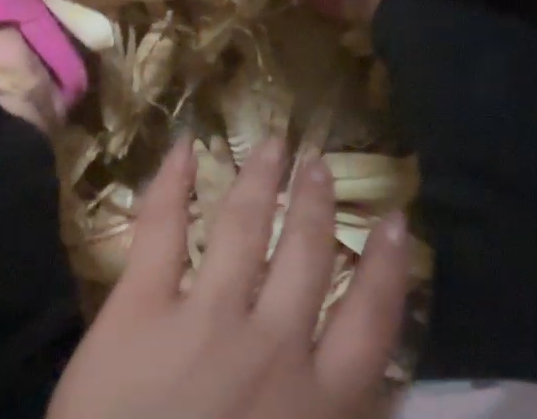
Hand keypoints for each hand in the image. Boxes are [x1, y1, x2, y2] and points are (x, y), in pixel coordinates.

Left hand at [48, 139, 413, 418]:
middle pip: (306, 256)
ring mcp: (206, 318)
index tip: (395, 220)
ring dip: (261, 179)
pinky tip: (184, 146)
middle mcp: (272, 348)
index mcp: (317, 403)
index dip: (387, 267)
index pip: (370, 322)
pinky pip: (163, 227)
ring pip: (244, 228)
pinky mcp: (141, 304)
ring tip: (274, 144)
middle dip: (316, 204)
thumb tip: (347, 385)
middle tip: (320, 161)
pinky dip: (172, 181)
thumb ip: (324, 416)